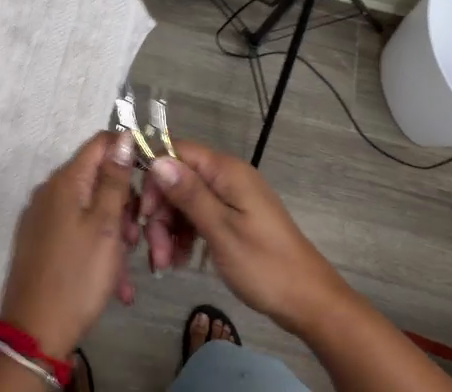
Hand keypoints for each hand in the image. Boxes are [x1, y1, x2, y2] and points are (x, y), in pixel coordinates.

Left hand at [0, 131, 137, 358]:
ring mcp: (43, 218)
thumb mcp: (106, 226)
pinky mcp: (41, 243)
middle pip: (97, 179)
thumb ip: (115, 179)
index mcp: (65, 181)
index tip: (152, 182)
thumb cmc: (77, 276)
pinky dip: (97, 250)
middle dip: (124, 203)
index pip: (101, 143)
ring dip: (114, 232)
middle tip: (137, 236)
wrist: (34, 333)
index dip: (129, 154)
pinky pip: (77, 233)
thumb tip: (123, 136)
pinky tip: (114, 283)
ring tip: (126, 265)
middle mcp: (50, 192)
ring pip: (90, 210)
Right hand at [140, 140, 355, 335]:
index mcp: (226, 171)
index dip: (154, 176)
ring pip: (186, 201)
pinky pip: (200, 216)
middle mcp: (228, 177)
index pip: (176, 151)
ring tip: (166, 264)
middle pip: (178, 179)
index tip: (143, 212)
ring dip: (170, 229)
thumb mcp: (221, 231)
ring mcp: (232, 198)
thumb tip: (158, 159)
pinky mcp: (234, 218)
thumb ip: (189, 194)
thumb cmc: (264, 265)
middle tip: (155, 251)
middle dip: (161, 212)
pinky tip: (181, 260)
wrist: (307, 300)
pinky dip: (186, 236)